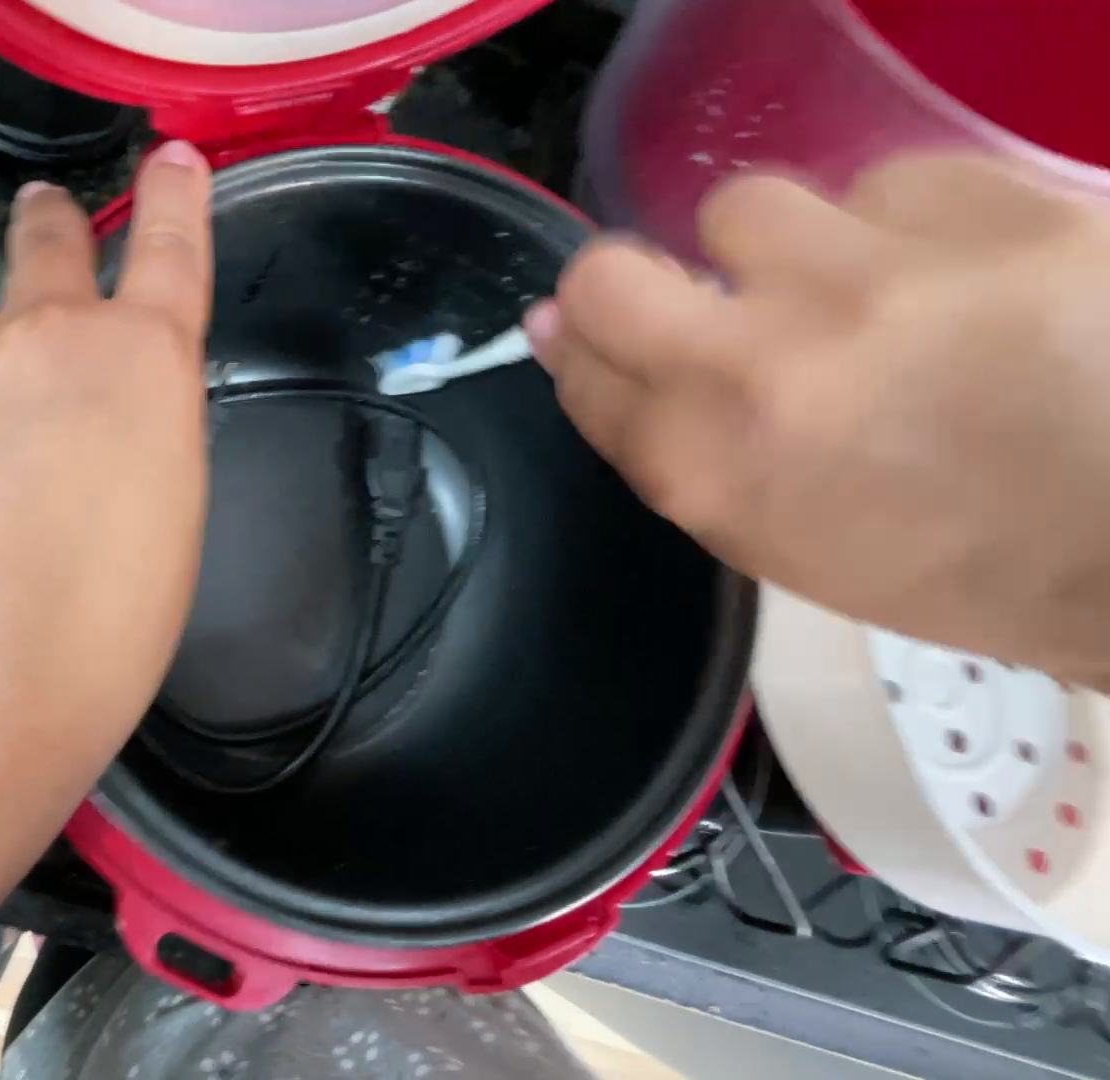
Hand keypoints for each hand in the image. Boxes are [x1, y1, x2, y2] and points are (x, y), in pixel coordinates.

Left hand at [0, 140, 214, 741]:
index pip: (171, 249)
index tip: (171, 158)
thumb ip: (144, 422)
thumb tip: (105, 395)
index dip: (174, 198)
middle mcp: (51, 334)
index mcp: (145, 363)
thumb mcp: (167, 508)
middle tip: (46, 225)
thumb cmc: (108, 620)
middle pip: (49, 241)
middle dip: (54, 229)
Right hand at [529, 152, 1109, 683]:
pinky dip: (902, 226)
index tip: (618, 343)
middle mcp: (754, 370)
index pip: (574, 365)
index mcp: (694, 462)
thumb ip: (642, 428)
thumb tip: (558, 327)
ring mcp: (872, 286)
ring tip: (854, 294)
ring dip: (780, 251)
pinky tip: (951, 276)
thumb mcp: (749, 524)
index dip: (585, 345)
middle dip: (621, 283)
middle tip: (691, 300)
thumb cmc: (920, 555)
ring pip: (746, 207)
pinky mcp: (1003, 218)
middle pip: (607, 275)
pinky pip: (893, 181)